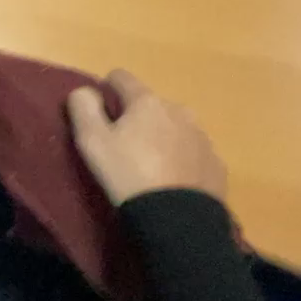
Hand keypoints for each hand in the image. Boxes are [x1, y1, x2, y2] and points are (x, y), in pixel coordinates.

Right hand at [67, 68, 227, 206]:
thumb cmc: (129, 174)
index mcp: (147, 101)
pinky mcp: (217, 166)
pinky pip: (192, 152)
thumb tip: (88, 91)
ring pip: (173, 126)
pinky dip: (181, 159)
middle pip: (149, 103)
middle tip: (124, 146)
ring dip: (161, 136)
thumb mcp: (91, 139)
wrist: (179, 224)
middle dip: (136, 116)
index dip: (106, 90)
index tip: (100, 116)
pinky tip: (172, 181)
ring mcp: (203, 139)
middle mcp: (179, 111)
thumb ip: (82, 105)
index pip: (120, 76)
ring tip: (150, 166)